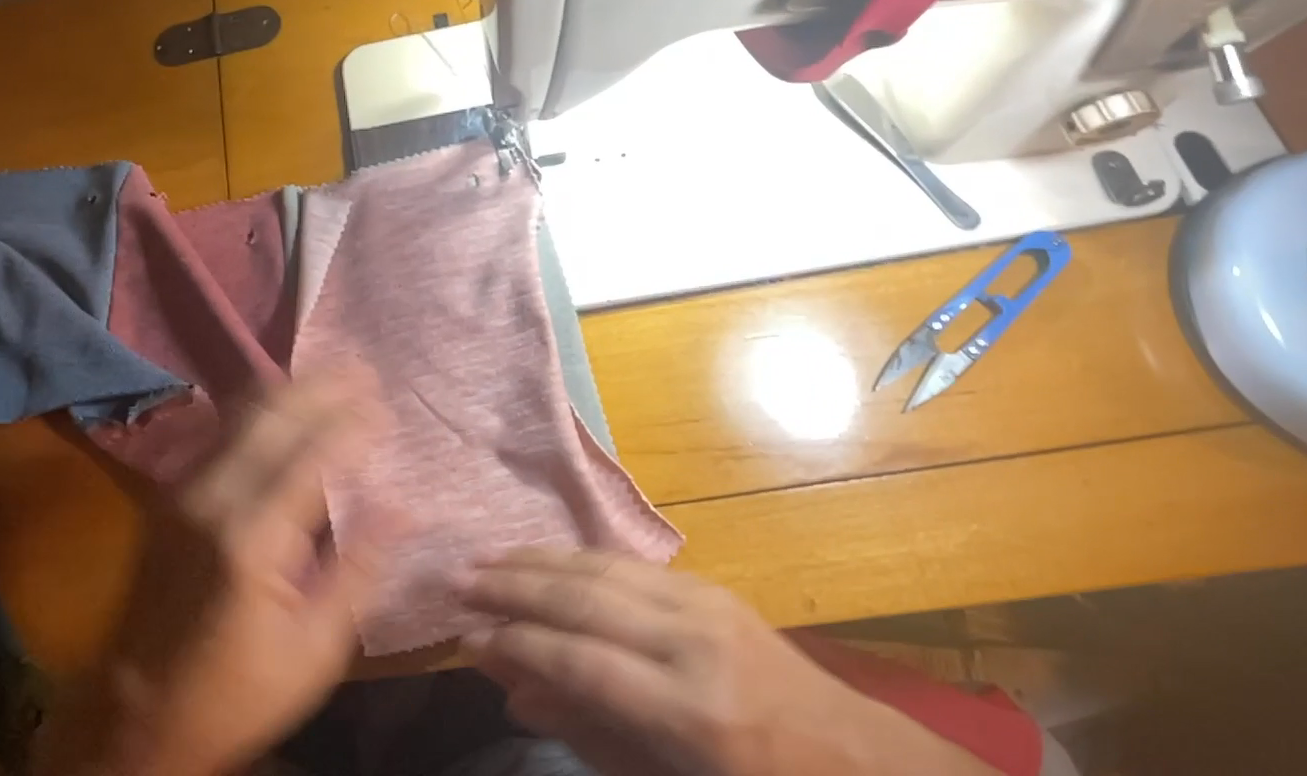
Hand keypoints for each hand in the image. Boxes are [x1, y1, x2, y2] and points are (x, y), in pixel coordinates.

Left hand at [35, 371, 396, 775]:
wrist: (138, 716)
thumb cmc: (237, 693)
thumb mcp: (315, 649)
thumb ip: (359, 569)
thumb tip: (403, 508)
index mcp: (251, 536)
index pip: (314, 454)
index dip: (355, 424)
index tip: (388, 408)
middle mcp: (212, 496)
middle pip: (273, 414)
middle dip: (322, 387)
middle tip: (364, 369)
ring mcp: (183, 489)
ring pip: (242, 413)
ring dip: (291, 390)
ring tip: (333, 376)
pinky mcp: (170, 495)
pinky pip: (221, 432)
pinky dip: (261, 410)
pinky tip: (286, 407)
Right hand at [459, 549, 997, 775]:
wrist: (856, 760)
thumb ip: (589, 736)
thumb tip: (515, 691)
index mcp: (691, 711)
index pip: (578, 662)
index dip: (515, 647)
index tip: (465, 640)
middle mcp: (693, 642)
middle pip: (583, 599)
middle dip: (513, 588)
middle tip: (457, 582)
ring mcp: (704, 604)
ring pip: (600, 567)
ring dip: (537, 561)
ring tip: (485, 560)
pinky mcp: (709, 586)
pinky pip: (627, 563)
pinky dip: (575, 557)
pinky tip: (544, 558)